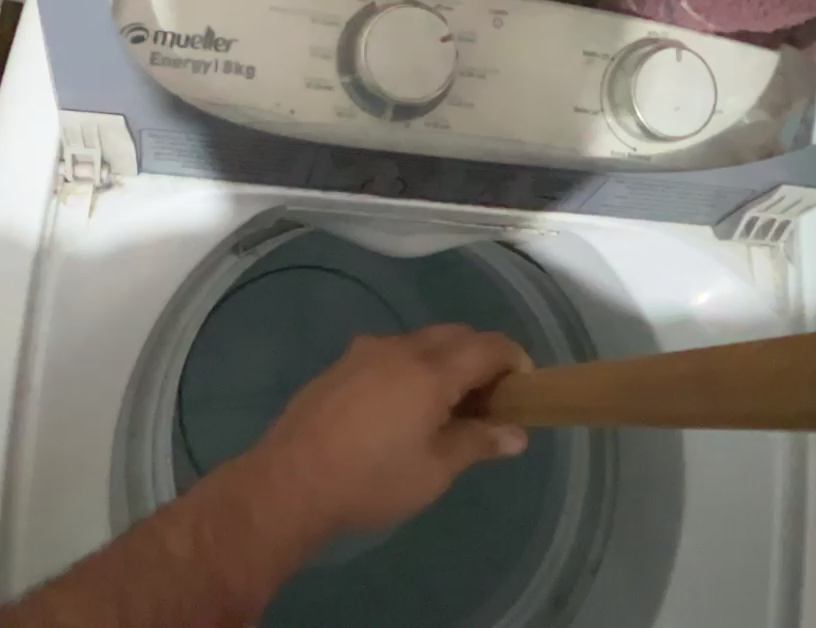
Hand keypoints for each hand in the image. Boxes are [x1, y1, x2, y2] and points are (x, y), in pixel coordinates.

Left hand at [238, 325, 533, 537]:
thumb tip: (516, 433)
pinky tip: (401, 408)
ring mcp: (366, 350)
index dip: (513, 359)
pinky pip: (391, 352)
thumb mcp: (435, 470)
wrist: (292, 479)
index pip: (487, 345)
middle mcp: (400, 348)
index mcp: (430, 370)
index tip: (524, 387)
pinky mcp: (342, 363)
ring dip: (444, 361)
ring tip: (445, 408)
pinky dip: (412, 366)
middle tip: (488, 402)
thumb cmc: (373, 479)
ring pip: (421, 341)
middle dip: (480, 358)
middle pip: (455, 335)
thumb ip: (478, 442)